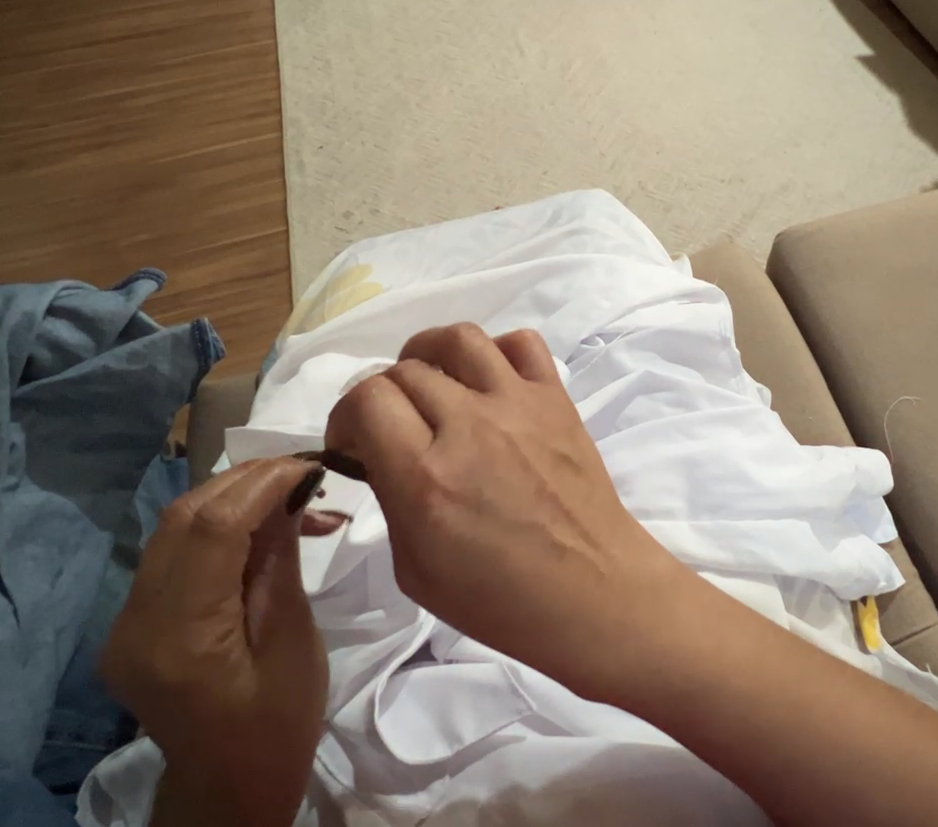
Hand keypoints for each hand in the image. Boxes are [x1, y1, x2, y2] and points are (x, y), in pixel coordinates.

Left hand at [100, 456, 340, 826]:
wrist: (228, 787)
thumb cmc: (278, 723)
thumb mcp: (293, 641)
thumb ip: (279, 562)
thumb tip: (288, 493)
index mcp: (181, 637)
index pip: (211, 528)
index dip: (262, 483)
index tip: (311, 464)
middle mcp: (136, 622)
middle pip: (183, 518)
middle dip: (247, 480)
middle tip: (304, 470)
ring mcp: (125, 623)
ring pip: (172, 528)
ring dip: (233, 497)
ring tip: (291, 492)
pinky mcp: (132, 623)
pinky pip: (172, 553)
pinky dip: (218, 525)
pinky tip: (260, 527)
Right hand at [325, 323, 690, 700]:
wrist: (591, 591)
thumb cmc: (499, 599)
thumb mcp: (414, 570)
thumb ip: (392, 500)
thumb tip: (383, 455)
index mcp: (425, 476)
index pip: (366, 398)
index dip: (347, 416)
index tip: (356, 444)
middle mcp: (469, 425)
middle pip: (404, 369)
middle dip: (383, 394)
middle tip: (393, 426)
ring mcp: (517, 404)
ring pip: (458, 338)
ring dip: (429, 353)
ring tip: (431, 382)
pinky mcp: (556, 398)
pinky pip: (522, 342)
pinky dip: (496, 352)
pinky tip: (489, 383)